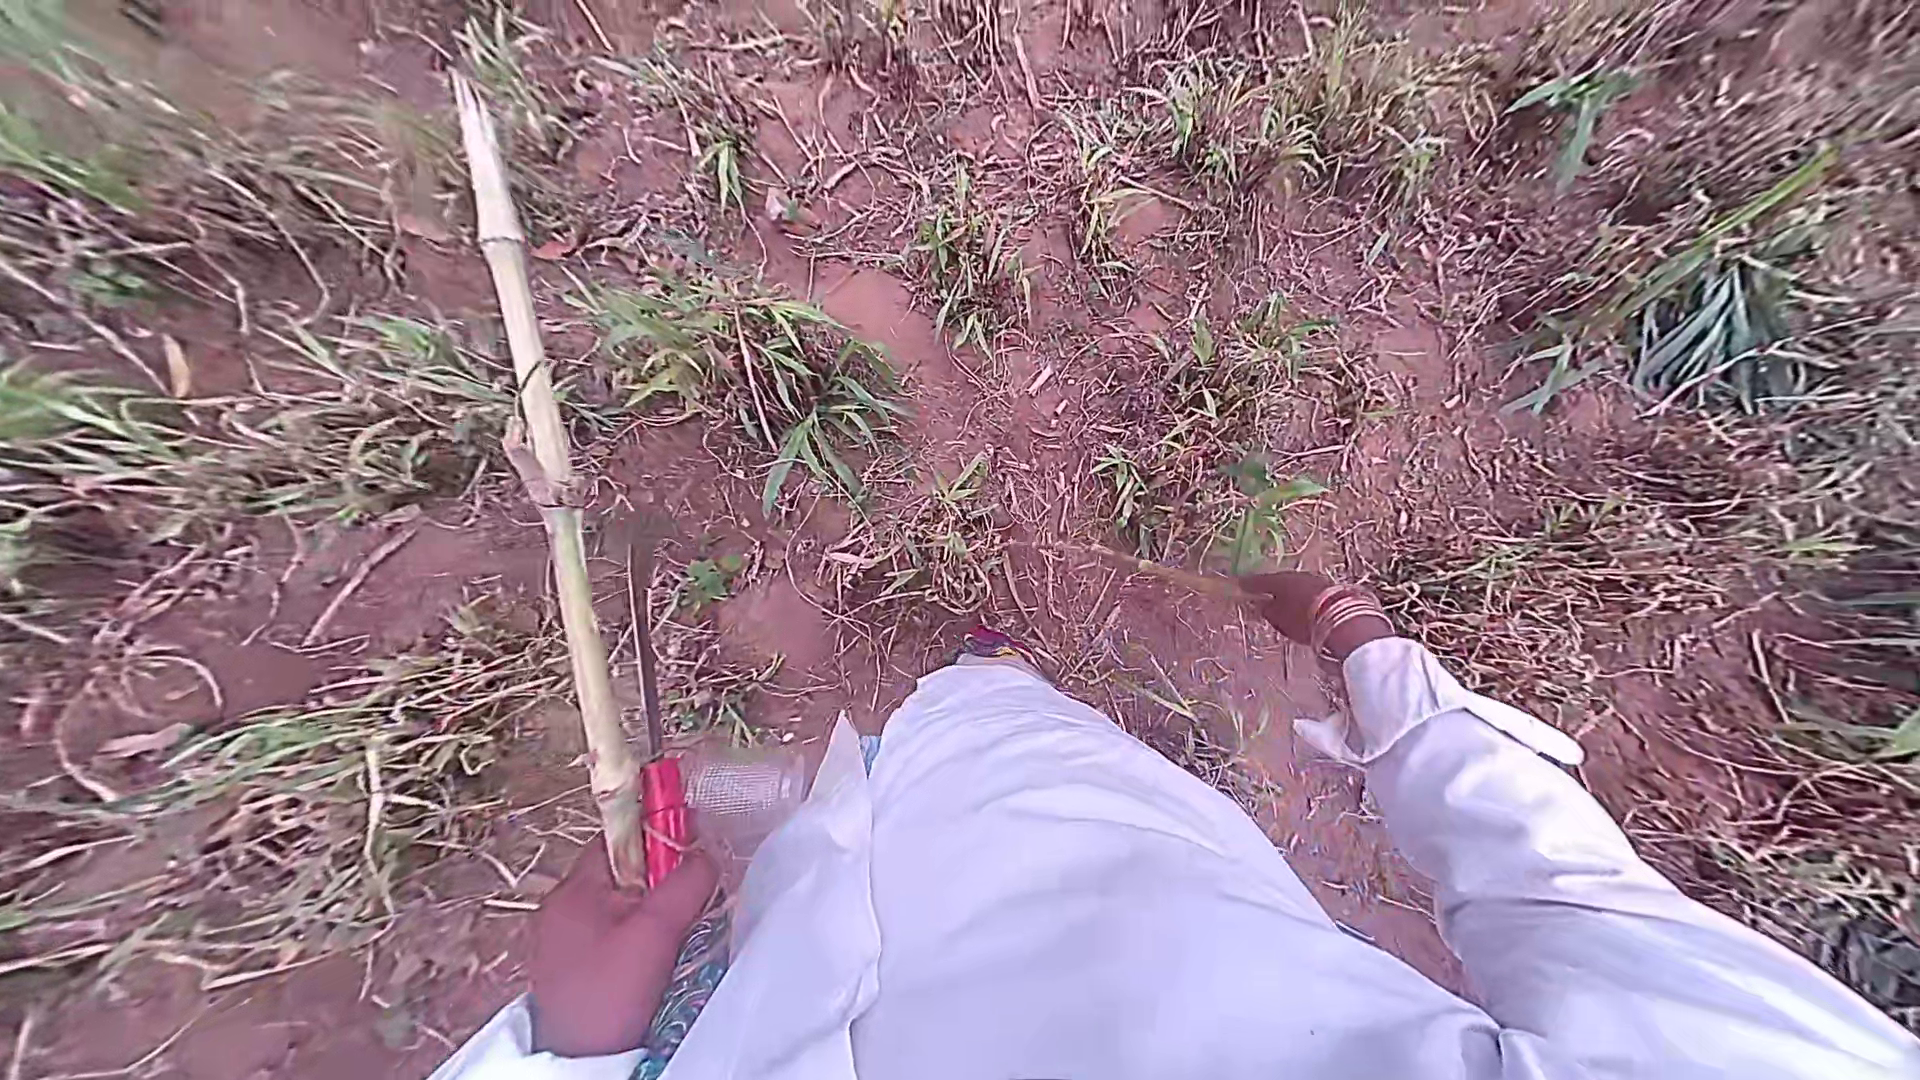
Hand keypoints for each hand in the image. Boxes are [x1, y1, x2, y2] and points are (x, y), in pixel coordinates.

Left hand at [529, 835, 718, 1057]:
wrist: (582, 1070)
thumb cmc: (613, 992)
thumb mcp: (658, 927)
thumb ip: (688, 878)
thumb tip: (706, 851)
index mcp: (573, 889)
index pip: (620, 833)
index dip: (658, 829)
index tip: (691, 838)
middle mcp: (564, 907)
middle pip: (627, 865)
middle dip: (664, 871)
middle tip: (692, 888)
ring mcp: (568, 938)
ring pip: (627, 897)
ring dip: (658, 902)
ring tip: (680, 922)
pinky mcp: (579, 964)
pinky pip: (620, 925)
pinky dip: (646, 927)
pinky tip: (662, 947)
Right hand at [1240, 571, 1392, 661]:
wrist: (1346, 620)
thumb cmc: (1304, 620)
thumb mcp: (1279, 619)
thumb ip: (1267, 610)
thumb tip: (1261, 604)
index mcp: (1280, 580)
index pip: (1260, 581)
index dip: (1249, 584)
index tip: (1240, 584)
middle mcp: (1298, 576)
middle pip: (1282, 581)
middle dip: (1274, 587)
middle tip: (1264, 593)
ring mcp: (1317, 580)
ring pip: (1298, 585)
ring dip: (1291, 592)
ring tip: (1285, 601)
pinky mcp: (1334, 589)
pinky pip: (1312, 591)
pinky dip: (1305, 596)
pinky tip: (1304, 604)